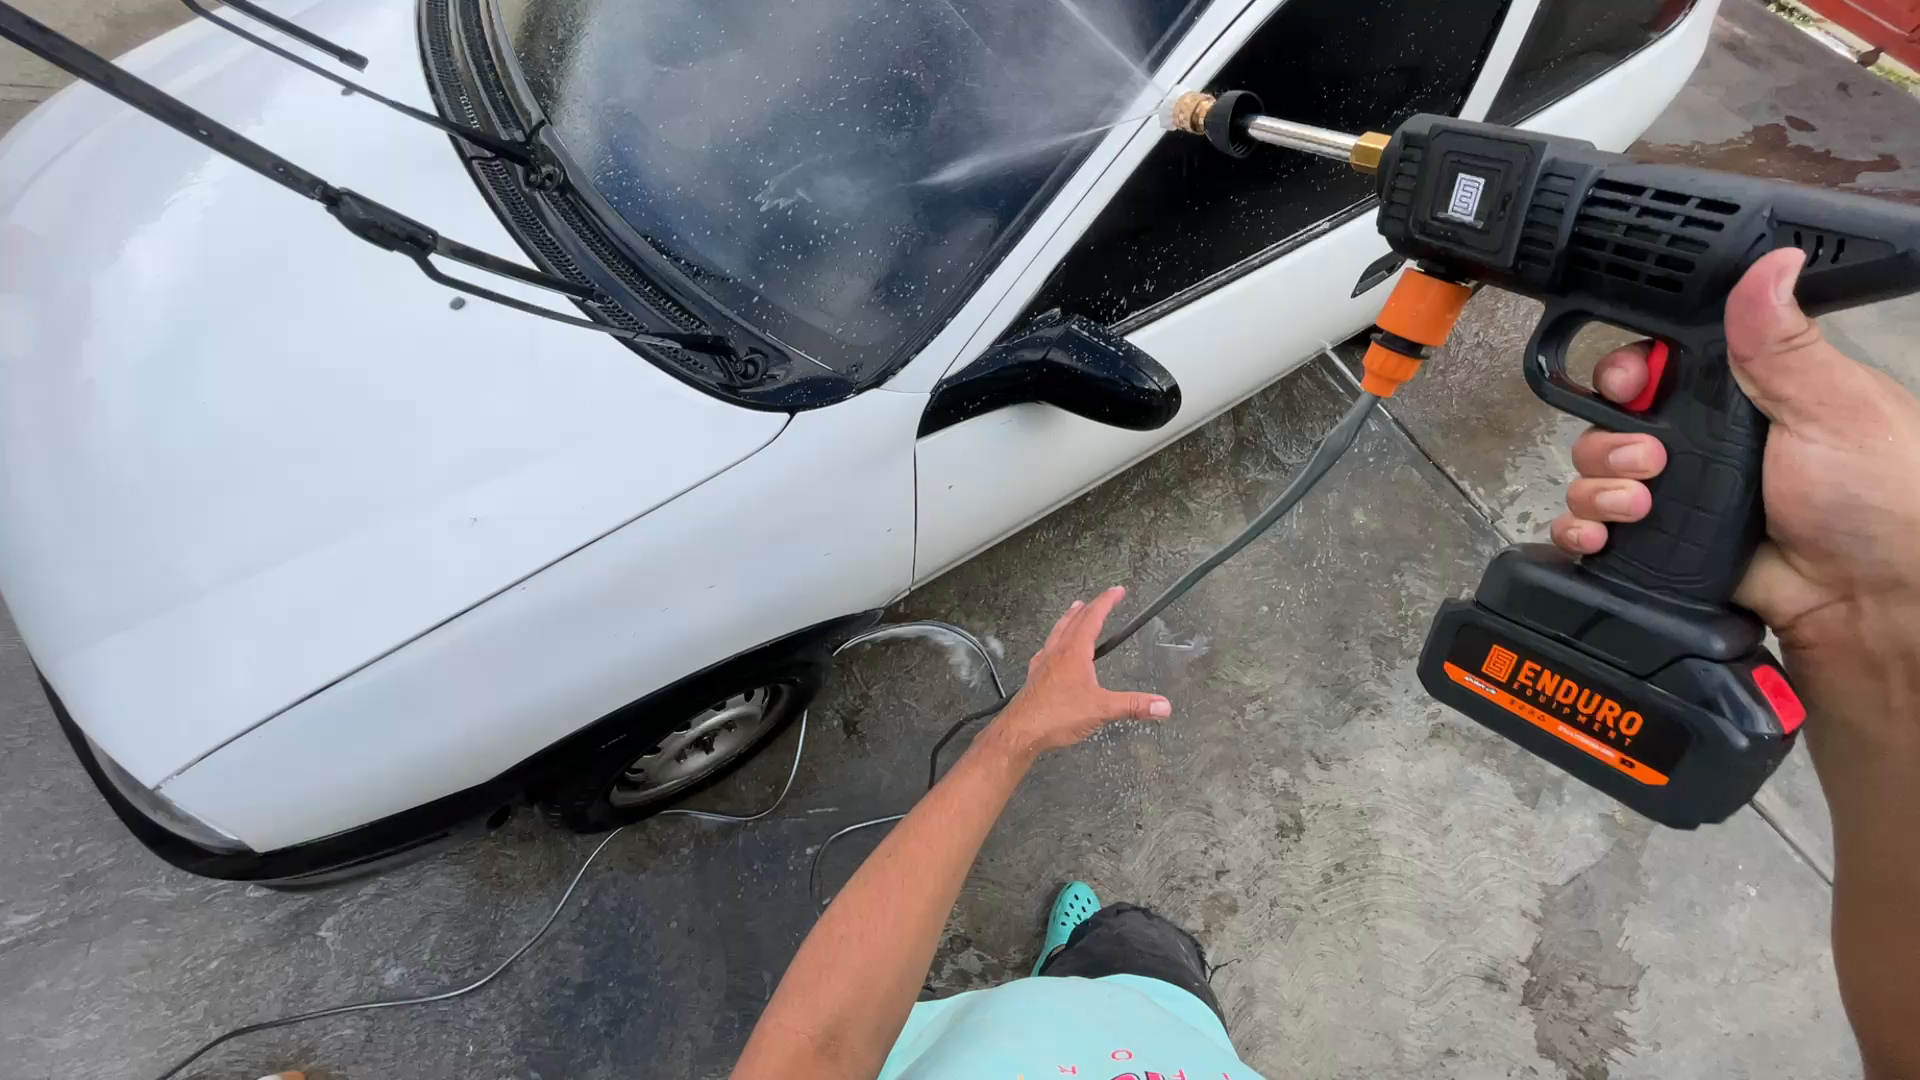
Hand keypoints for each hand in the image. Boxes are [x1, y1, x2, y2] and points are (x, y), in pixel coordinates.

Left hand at [988, 587, 1171, 756]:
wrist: (1021, 730)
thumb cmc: (1058, 716)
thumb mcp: (1102, 710)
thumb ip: (1133, 706)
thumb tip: (1164, 706)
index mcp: (1074, 652)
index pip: (1092, 618)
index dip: (1106, 602)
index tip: (1118, 591)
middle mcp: (1057, 652)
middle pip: (1073, 620)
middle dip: (1090, 606)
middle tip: (1102, 598)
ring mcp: (1043, 663)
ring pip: (1057, 632)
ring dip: (1069, 618)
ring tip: (1075, 610)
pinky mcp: (1035, 676)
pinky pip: (1046, 649)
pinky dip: (1054, 641)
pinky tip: (1052, 649)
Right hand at [1550, 247, 1919, 739]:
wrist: (1865, 601)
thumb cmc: (1874, 498)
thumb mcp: (1834, 409)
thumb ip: (1782, 347)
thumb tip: (1773, 264)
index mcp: (1735, 406)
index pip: (1651, 375)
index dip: (1625, 376)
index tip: (1628, 387)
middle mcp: (1692, 450)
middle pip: (1605, 428)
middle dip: (1608, 444)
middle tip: (1649, 463)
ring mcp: (1664, 500)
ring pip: (1587, 479)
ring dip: (1596, 492)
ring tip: (1639, 510)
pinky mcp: (1643, 545)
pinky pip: (1580, 529)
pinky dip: (1577, 531)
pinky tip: (1601, 536)